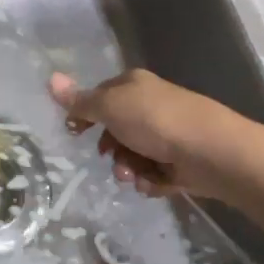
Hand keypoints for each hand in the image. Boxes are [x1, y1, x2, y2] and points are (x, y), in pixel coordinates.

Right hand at [47, 70, 246, 199]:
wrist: (213, 152)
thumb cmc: (155, 121)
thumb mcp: (109, 107)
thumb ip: (79, 100)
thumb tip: (51, 78)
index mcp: (133, 85)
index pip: (101, 96)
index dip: (85, 113)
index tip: (73, 132)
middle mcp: (151, 106)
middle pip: (117, 128)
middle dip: (109, 148)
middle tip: (108, 159)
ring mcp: (169, 134)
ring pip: (135, 153)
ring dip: (128, 167)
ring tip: (134, 177)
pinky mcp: (183, 161)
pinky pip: (156, 172)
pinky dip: (151, 180)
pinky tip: (152, 185)